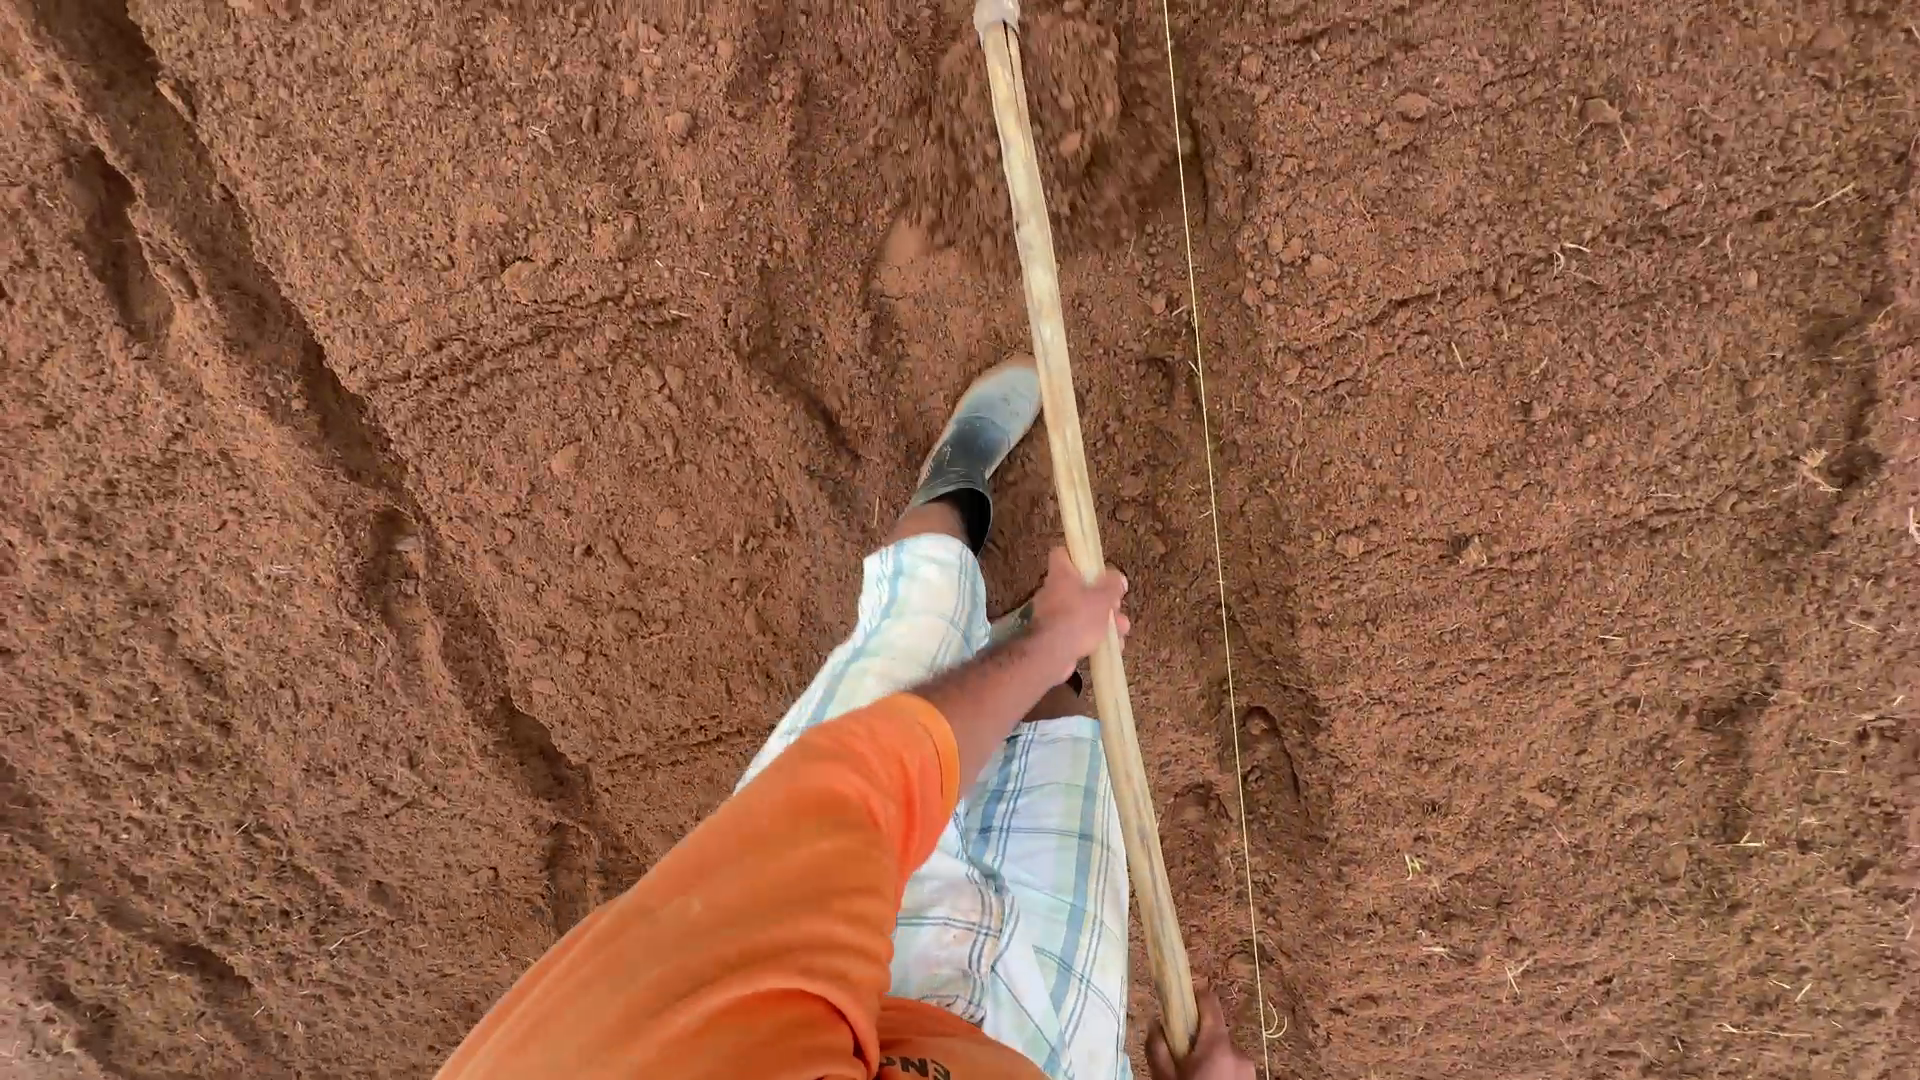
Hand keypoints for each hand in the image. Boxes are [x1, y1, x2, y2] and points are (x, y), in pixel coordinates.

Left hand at [1027, 546, 1127, 681]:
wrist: (1051, 655)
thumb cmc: (1077, 618)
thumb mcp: (1103, 599)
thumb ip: (1112, 586)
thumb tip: (1118, 578)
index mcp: (1061, 575)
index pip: (1062, 553)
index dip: (1078, 555)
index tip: (1096, 565)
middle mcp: (1053, 591)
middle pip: (1080, 586)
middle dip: (1103, 598)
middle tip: (1117, 607)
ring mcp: (1052, 615)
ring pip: (1082, 611)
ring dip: (1104, 620)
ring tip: (1121, 631)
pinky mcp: (1055, 636)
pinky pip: (1078, 630)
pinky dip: (1095, 636)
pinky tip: (1113, 646)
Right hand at [1147, 988, 1255, 1079]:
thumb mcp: (1163, 1079)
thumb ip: (1157, 1046)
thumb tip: (1157, 1023)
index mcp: (1218, 1045)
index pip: (1209, 1001)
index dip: (1193, 996)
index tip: (1178, 1002)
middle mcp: (1240, 1054)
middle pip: (1215, 1032)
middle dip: (1198, 1040)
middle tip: (1180, 1057)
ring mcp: (1250, 1073)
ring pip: (1224, 1054)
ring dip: (1210, 1060)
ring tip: (1194, 1077)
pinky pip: (1233, 1071)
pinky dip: (1221, 1074)